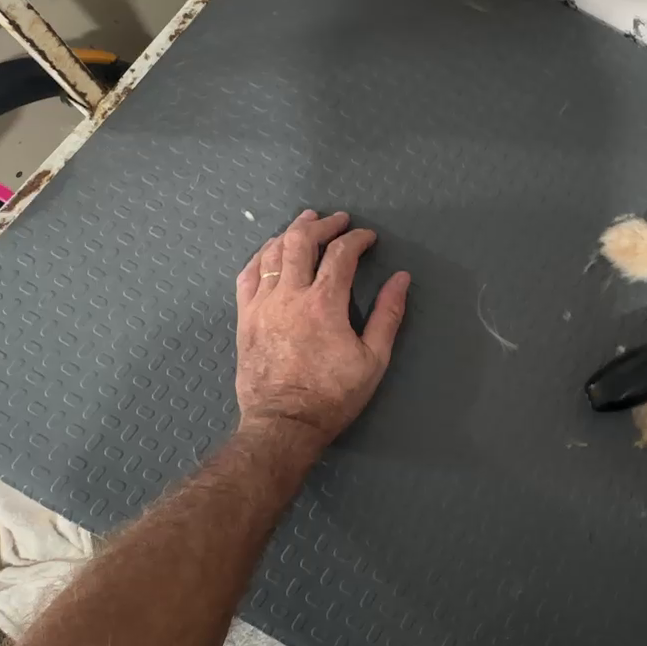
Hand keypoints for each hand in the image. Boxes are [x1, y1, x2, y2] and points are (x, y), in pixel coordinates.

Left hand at [234, 209, 411, 450]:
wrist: (284, 424)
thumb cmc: (333, 395)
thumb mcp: (374, 359)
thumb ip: (388, 314)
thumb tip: (401, 279)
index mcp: (324, 304)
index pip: (341, 254)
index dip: (357, 239)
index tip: (369, 237)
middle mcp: (289, 295)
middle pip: (301, 242)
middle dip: (322, 225)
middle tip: (338, 220)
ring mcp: (262, 305)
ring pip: (272, 252)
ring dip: (291, 233)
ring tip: (306, 224)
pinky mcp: (245, 317)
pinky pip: (248, 275)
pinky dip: (262, 256)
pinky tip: (271, 251)